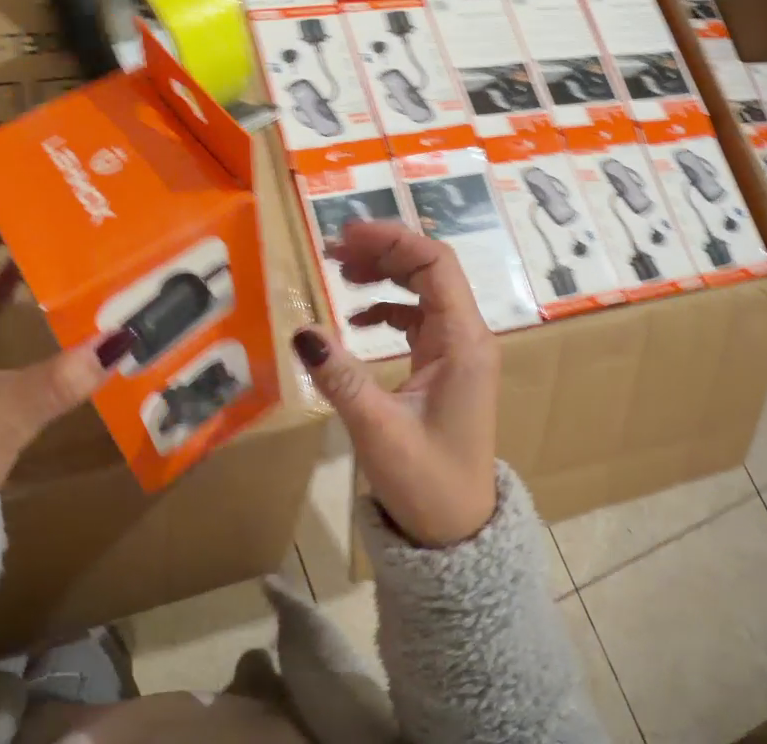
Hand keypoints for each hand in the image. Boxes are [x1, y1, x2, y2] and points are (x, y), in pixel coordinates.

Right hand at [290, 220, 498, 547]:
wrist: (457, 532)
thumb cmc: (425, 482)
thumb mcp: (376, 429)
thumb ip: (340, 377)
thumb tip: (300, 331)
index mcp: (463, 342)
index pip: (435, 264)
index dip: (393, 239)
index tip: (346, 234)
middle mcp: (466, 337)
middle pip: (430, 269)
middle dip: (383, 250)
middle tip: (332, 248)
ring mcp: (457, 351)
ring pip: (423, 290)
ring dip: (384, 273)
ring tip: (339, 271)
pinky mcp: (443, 367)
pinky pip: (418, 317)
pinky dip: (387, 305)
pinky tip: (357, 315)